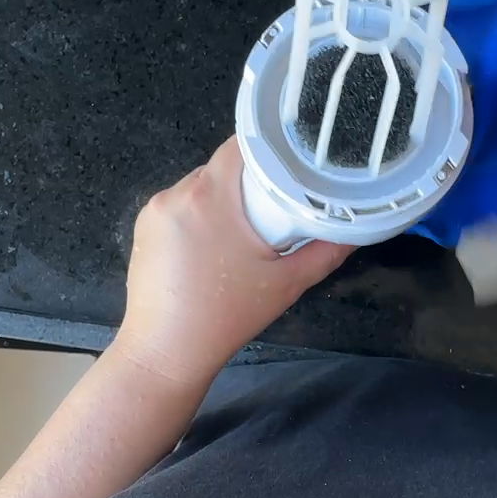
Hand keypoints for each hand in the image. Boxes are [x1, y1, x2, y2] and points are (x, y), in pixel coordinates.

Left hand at [111, 138, 352, 386]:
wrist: (166, 352)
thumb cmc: (226, 317)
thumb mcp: (286, 283)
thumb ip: (325, 251)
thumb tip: (353, 230)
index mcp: (210, 196)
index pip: (241, 145)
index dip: (269, 147)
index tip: (291, 161)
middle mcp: (175, 193)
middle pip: (221, 168)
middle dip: (248, 183)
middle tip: (274, 208)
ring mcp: (154, 211)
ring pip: (199, 188)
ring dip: (223, 201)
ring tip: (244, 232)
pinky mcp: (143, 229)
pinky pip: (179, 208)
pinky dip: (199, 218)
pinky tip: (214, 246)